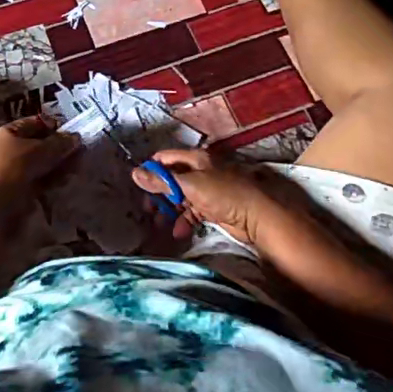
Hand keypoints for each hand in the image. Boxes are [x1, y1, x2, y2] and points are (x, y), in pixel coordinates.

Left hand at [0, 116, 77, 192]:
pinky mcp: (23, 187)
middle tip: (80, 153)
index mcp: (11, 132)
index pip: (36, 123)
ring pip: (44, 163)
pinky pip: (42, 178)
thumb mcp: (41, 149)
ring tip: (76, 168)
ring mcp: (18, 168)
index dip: (54, 127)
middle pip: (42, 144)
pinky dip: (54, 178)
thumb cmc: (16, 166)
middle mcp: (13, 148)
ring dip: (60, 165)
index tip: (72, 134)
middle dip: (61, 149)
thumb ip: (60, 143)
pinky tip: (65, 180)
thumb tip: (76, 137)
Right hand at [132, 149, 271, 244]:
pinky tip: (179, 232)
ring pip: (181, 197)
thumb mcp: (189, 185)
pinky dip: (184, 221)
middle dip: (159, 194)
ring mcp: (208, 190)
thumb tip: (134, 173)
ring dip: (169, 210)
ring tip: (160, 224)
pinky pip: (193, 212)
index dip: (151, 170)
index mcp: (195, 158)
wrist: (258, 217)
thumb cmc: (223, 193)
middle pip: (172, 179)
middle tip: (148, 209)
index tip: (141, 186)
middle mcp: (200, 171)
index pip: (165, 159)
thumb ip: (162, 181)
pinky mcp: (214, 208)